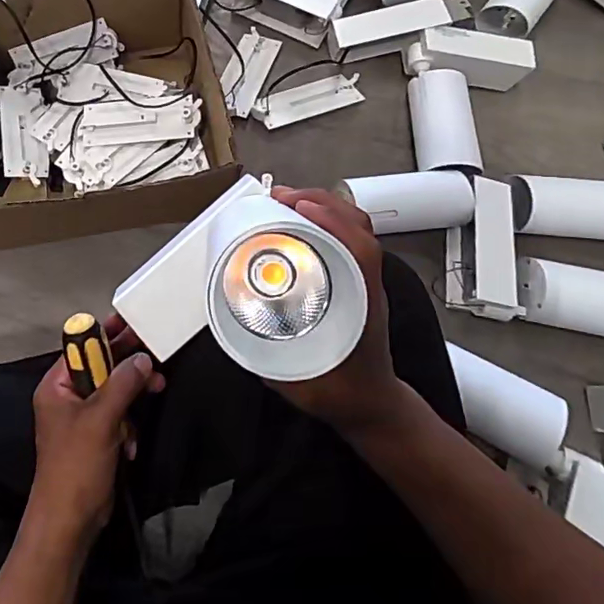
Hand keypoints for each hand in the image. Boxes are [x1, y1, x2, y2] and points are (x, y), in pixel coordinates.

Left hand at [28, 318, 163, 548]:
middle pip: (101, 367)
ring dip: (131, 398)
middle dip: (128, 367)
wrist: (69, 523)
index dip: (107, 335)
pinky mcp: (95, 437)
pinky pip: (117, 415)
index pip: (82, 348)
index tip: (132, 324)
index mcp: (56, 386)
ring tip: (155, 392)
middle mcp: (66, 397)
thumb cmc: (75, 469)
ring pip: (113, 391)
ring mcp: (80, 418)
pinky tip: (131, 441)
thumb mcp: (101, 419)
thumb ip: (122, 384)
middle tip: (154, 357)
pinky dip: (128, 424)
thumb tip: (142, 359)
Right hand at [264, 186, 415, 436]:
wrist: (368, 405)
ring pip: (353, 228)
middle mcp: (367, 285)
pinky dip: (326, 222)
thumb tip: (234, 323)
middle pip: (357, 226)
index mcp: (361, 304)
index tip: (296, 205)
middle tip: (278, 197)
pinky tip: (299, 224)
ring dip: (323, 208)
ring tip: (286, 203)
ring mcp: (365, 281)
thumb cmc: (340, 393)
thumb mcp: (299, 380)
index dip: (330, 219)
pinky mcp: (356, 282)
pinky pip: (346, 240)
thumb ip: (268, 355)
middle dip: (318, 202)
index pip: (359, 248)